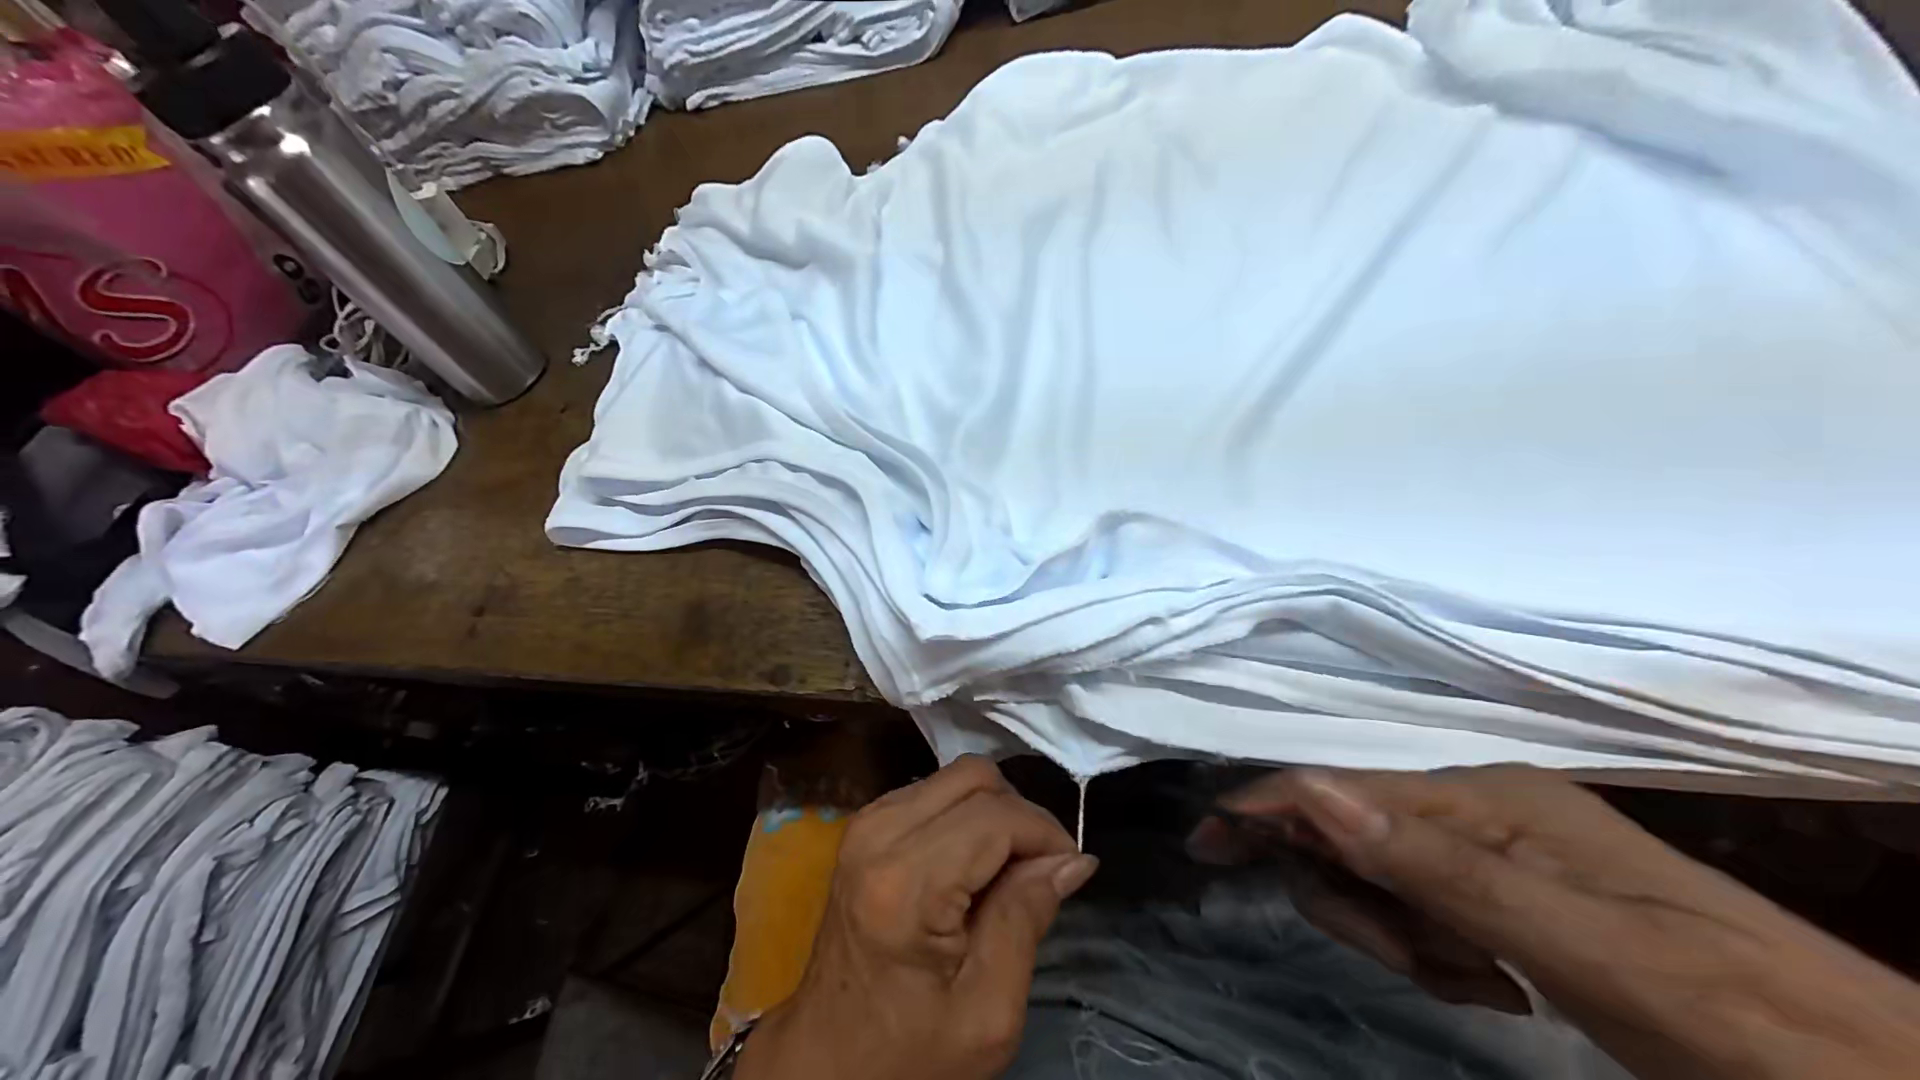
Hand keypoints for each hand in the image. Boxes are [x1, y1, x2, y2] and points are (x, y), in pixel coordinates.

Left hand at [736, 755, 1098, 1079]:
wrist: (827, 1055)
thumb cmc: (908, 1050)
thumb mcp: (987, 1012)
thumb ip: (1027, 919)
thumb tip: (1073, 859)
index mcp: (904, 884)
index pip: (996, 816)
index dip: (1046, 834)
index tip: (1070, 871)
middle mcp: (879, 833)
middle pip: (976, 778)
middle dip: (1022, 815)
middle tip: (1040, 870)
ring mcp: (866, 821)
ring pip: (957, 775)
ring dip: (996, 811)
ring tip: (1008, 870)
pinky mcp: (865, 822)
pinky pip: (936, 789)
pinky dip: (969, 813)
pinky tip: (974, 862)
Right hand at [1193, 766, 1919, 1079]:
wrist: (1864, 1077)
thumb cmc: (1733, 1011)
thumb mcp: (1583, 946)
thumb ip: (1438, 866)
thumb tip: (1313, 793)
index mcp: (1486, 797)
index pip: (1340, 788)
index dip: (1269, 809)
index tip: (1206, 841)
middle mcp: (1477, 804)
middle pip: (1350, 830)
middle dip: (1356, 900)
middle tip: (1418, 968)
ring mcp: (1489, 847)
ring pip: (1377, 872)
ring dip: (1397, 933)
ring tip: (1471, 985)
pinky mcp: (1500, 888)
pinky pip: (1415, 904)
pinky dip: (1427, 949)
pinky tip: (1485, 985)